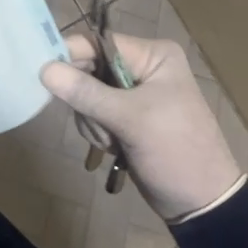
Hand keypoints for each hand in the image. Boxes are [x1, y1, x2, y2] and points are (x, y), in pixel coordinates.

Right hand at [41, 33, 243, 221]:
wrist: (203, 205)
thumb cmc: (176, 151)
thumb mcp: (131, 120)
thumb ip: (87, 93)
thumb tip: (44, 69)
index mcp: (153, 55)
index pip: (99, 42)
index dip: (72, 56)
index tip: (46, 75)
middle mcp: (143, 66)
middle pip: (90, 67)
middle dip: (87, 98)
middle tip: (97, 123)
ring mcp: (134, 92)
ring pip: (88, 92)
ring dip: (92, 119)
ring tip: (111, 141)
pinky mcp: (127, 116)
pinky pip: (95, 112)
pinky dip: (97, 129)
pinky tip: (112, 147)